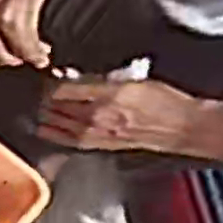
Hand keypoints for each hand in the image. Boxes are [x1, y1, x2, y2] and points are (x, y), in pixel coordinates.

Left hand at [37, 79, 207, 155]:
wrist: (178, 127)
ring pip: (51, 120)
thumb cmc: (162, 101)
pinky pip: (57, 137)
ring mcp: (88, 131)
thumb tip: (77, 79)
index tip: (51, 80)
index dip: (53, 83)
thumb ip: (104, 81)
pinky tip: (44, 124)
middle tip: (45, 92)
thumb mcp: (136, 81)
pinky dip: (47, 129)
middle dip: (46, 97)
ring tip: (46, 106)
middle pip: (53, 104)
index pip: (63, 89)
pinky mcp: (88, 144)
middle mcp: (94, 114)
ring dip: (45, 111)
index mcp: (108, 94)